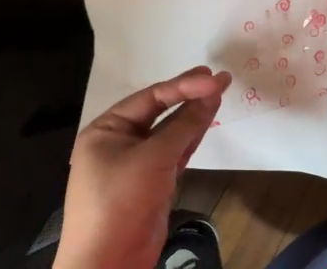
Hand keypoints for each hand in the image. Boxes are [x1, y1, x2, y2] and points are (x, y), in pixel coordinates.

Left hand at [54, 66, 229, 268]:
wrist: (108, 264)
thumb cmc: (121, 200)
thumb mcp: (154, 157)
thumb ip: (186, 122)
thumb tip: (213, 90)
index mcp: (106, 131)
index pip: (150, 98)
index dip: (183, 85)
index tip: (213, 77)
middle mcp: (118, 143)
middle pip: (160, 111)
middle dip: (190, 97)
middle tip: (220, 80)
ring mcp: (135, 164)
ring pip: (170, 131)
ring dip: (194, 115)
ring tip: (219, 94)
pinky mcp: (151, 182)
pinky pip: (174, 151)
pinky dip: (191, 137)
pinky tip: (208, 120)